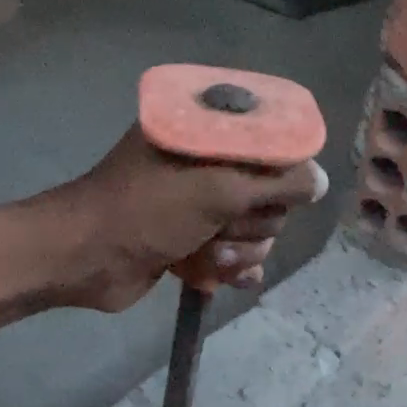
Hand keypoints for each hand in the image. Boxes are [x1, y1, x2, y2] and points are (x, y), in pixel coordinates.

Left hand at [50, 126, 328, 312]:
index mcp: (209, 130)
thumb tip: (320, 181)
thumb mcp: (217, 188)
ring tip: (208, 256)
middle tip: (222, 224)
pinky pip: (236, 256)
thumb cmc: (148, 210)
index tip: (267, 191)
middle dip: (251, 221)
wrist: (87, 258)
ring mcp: (201, 203)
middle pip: (271, 194)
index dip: (279, 172)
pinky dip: (230, 269)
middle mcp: (209, 162)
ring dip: (236, 250)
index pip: (275, 141)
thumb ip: (277, 182)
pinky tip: (214, 276)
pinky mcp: (194, 240)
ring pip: (255, 230)